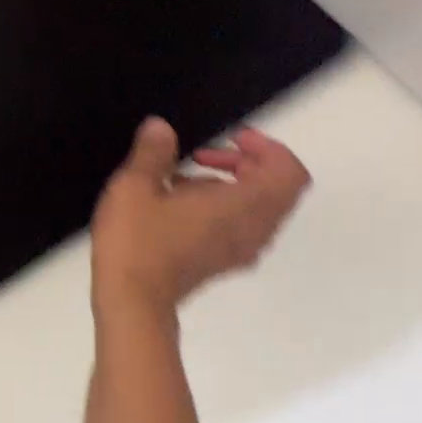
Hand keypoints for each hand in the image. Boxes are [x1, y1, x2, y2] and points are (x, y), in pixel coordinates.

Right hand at [89, 117, 310, 322]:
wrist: (133, 294)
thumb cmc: (136, 237)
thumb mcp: (134, 187)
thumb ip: (151, 154)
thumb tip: (161, 127)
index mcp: (242, 206)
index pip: (288, 172)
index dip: (268, 148)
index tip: (230, 137)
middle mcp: (256, 227)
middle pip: (278, 188)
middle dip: (246, 163)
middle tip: (200, 155)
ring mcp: (245, 247)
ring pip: (261, 207)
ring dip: (233, 185)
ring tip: (181, 179)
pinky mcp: (228, 259)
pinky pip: (244, 224)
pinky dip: (225, 205)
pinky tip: (178, 205)